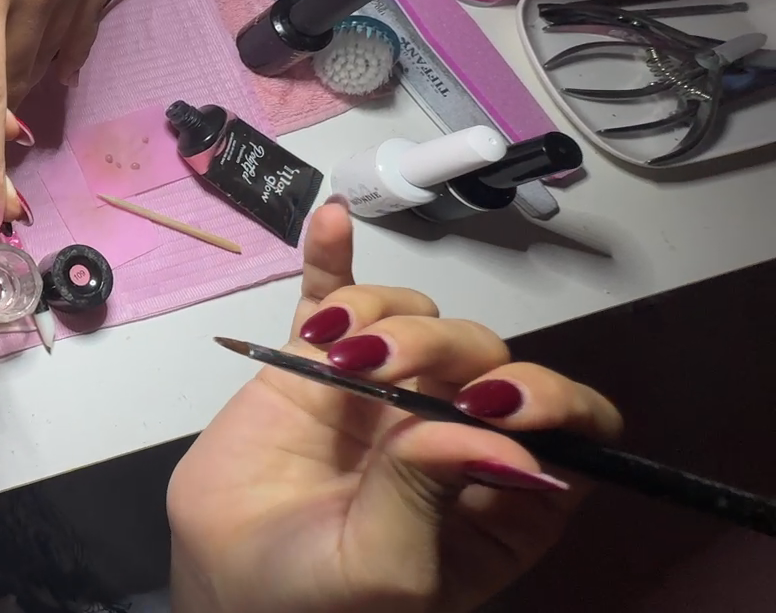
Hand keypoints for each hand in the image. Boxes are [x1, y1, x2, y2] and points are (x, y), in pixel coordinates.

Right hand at [166, 203, 623, 612]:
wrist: (225, 573)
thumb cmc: (319, 598)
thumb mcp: (390, 570)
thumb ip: (433, 498)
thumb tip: (496, 435)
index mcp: (498, 491)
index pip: (568, 423)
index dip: (548, 396)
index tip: (490, 403)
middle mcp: (445, 427)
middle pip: (477, 350)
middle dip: (436, 347)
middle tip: (375, 374)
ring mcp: (371, 386)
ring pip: (406, 315)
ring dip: (379, 312)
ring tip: (333, 346)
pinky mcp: (305, 362)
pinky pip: (324, 297)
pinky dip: (329, 256)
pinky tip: (329, 218)